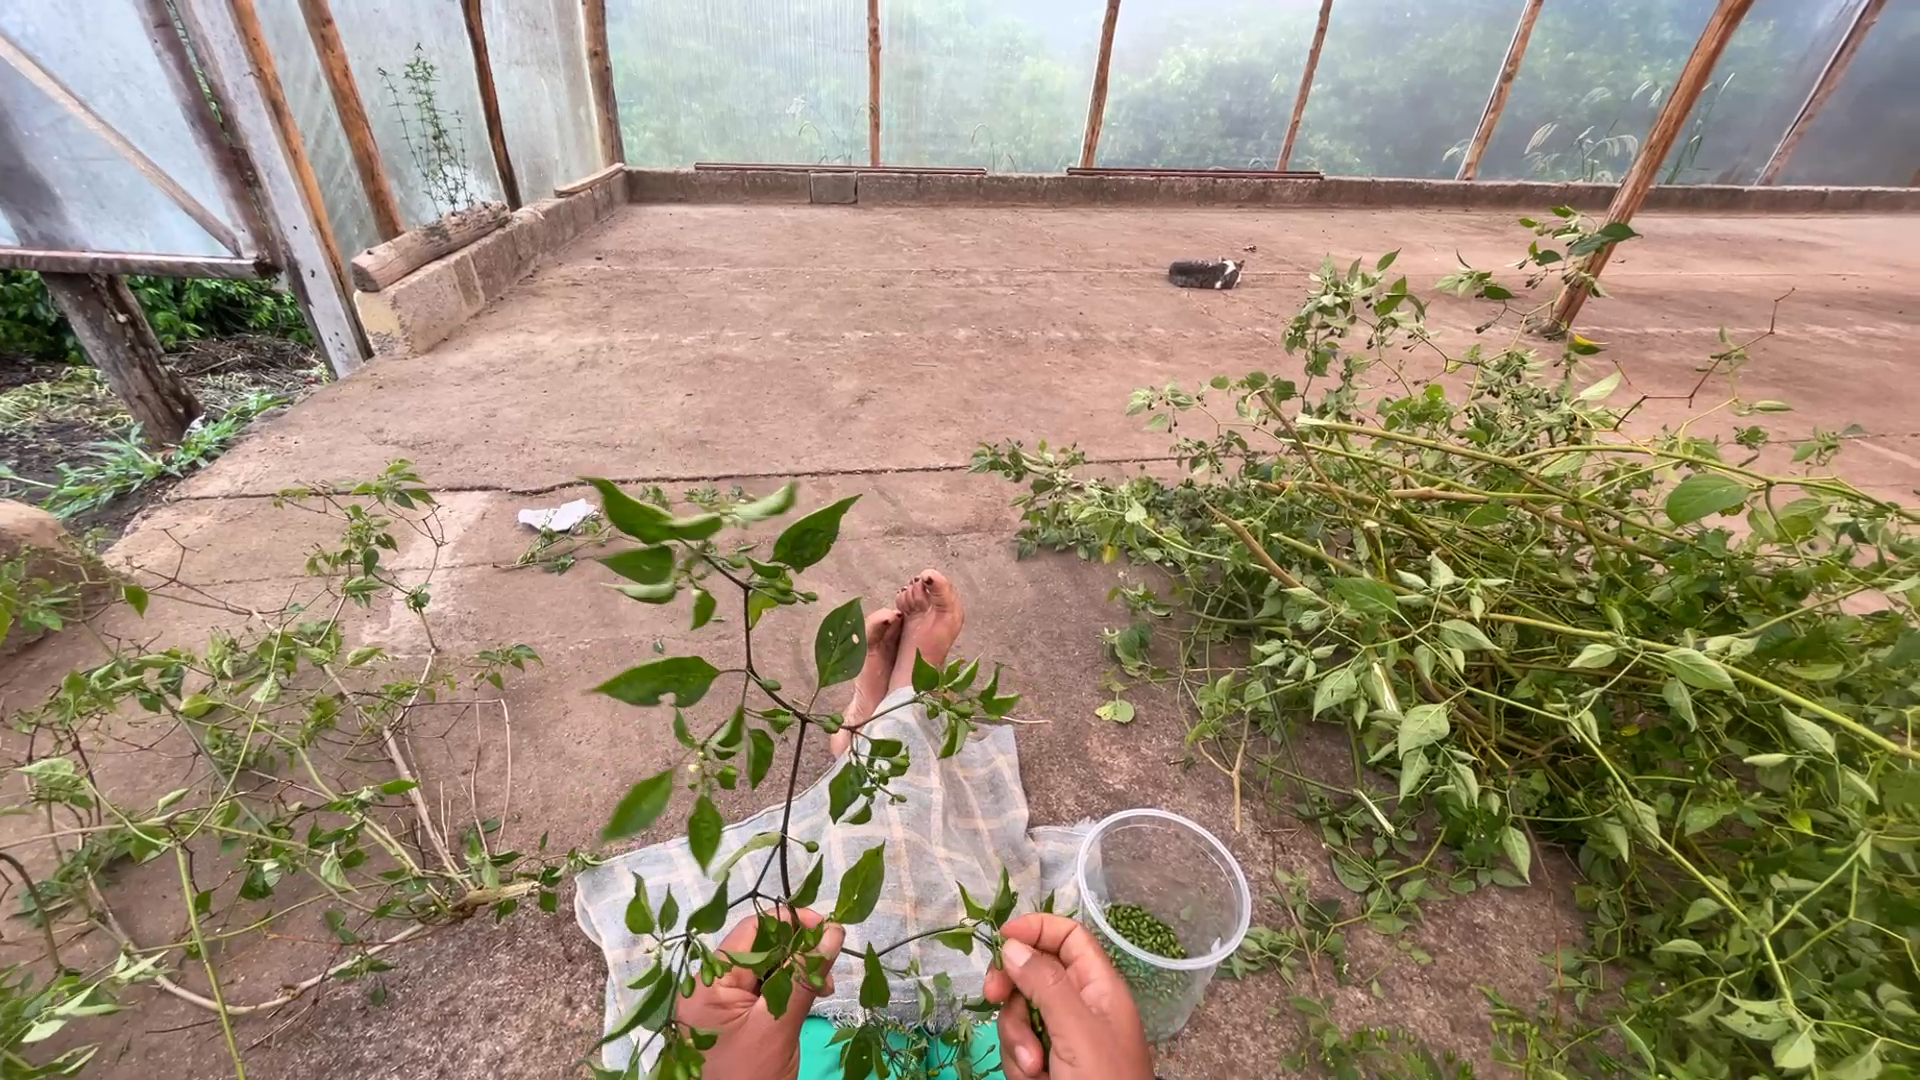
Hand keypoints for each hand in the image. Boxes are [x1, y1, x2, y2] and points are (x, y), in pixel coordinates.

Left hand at [676, 908, 844, 1079]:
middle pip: (761, 946)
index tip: (827, 929)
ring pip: (768, 965)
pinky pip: (766, 987)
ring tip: (825, 988)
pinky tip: (812, 994)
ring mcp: (721, 1003)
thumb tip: (835, 929)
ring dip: (800, 968)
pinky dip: (791, 986)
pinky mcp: (735, 1017)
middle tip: (830, 967)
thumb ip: (805, 974)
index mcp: (709, 983)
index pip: (752, 929)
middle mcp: (711, 985)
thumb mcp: (779, 1025)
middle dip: (800, 949)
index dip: (791, 922)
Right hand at [983, 913, 1152, 1079]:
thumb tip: (1012, 944)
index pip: (1068, 937)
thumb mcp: (1078, 1031)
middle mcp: (1080, 1006)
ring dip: (1016, 1036)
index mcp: (1099, 987)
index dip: (1036, 929)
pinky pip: (1017, 1047)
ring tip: (1034, 1069)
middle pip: (1034, 972)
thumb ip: (1045, 983)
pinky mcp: (1045, 1067)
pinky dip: (1017, 1062)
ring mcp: (1061, 1039)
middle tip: (993, 995)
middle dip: (1013, 988)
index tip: (1002, 938)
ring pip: (1020, 1012)